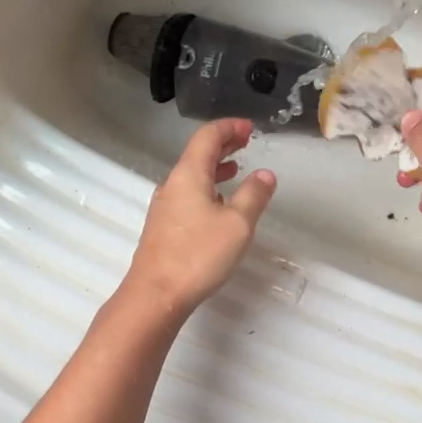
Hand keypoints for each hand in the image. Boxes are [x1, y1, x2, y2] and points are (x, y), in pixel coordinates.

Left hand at [122, 119, 276, 316]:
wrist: (156, 294)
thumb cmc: (198, 255)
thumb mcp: (237, 224)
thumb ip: (254, 195)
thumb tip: (265, 174)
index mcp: (188, 174)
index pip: (207, 137)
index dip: (229, 128)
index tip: (250, 128)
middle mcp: (172, 185)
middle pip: (197, 154)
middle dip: (223, 145)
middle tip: (245, 142)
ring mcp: (164, 207)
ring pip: (191, 176)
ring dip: (214, 168)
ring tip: (235, 169)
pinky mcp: (163, 227)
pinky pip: (186, 195)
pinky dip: (205, 188)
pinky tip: (217, 204)